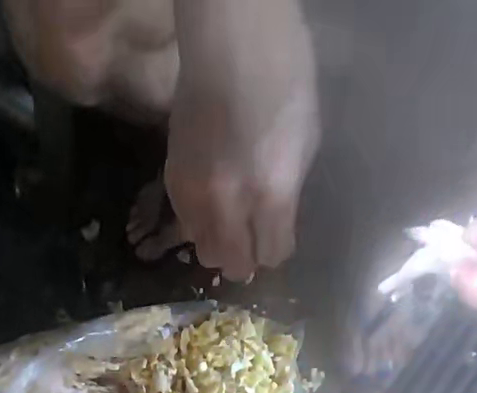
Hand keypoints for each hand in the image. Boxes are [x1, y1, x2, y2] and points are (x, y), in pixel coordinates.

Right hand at [164, 0, 318, 280]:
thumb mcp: (304, 147)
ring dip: (219, 243)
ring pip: (204, 252)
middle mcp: (230, 206)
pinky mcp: (172, 181)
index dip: (276, 249)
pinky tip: (209, 200)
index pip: (272, 255)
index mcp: (272, 197)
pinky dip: (199, 222)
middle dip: (247, 256)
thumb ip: (286, 199)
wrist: (231, 43)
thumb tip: (273, 227)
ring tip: (228, 221)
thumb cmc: (283, 84)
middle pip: (234, 264)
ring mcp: (196, 196)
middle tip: (251, 236)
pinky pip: (185, 225)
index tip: (276, 236)